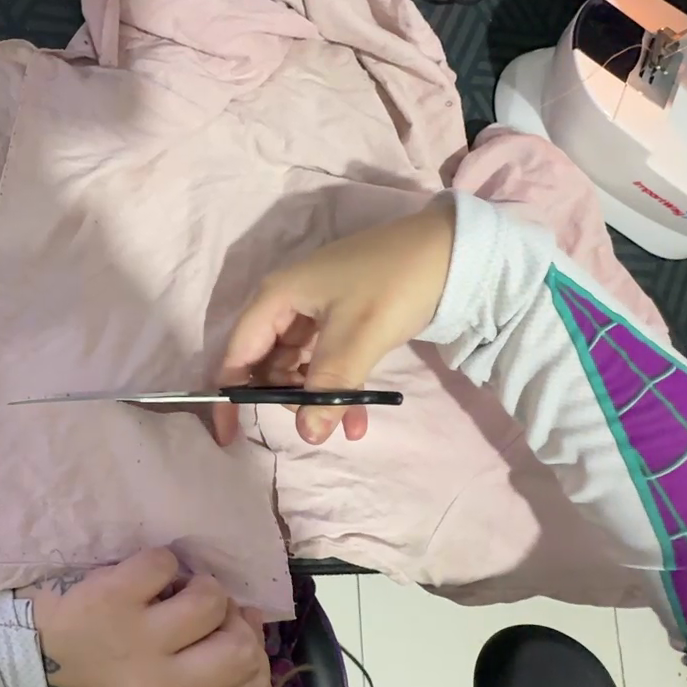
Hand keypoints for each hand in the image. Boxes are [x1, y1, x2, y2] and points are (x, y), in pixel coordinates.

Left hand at [18, 547, 271, 686]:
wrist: (21, 658)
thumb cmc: (90, 677)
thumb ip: (201, 676)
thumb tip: (249, 621)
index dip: (257, 652)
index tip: (236, 631)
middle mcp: (163, 685)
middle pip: (243, 649)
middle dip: (231, 618)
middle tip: (203, 607)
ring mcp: (139, 639)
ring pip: (210, 598)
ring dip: (196, 583)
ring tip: (170, 588)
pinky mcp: (114, 595)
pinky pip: (165, 562)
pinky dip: (157, 561)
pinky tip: (139, 574)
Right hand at [213, 199, 454, 446]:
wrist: (457, 249)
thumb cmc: (395, 283)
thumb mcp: (358, 336)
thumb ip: (328, 386)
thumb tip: (307, 434)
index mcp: (275, 298)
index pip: (237, 354)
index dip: (230, 396)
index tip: (230, 437)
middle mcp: (285, 304)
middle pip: (266, 364)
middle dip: (286, 399)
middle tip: (317, 421)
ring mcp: (313, 311)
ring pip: (298, 368)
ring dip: (317, 399)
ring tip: (349, 425)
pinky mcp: (339, 319)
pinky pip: (323, 362)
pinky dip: (336, 388)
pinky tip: (360, 418)